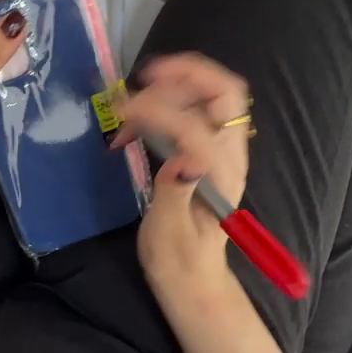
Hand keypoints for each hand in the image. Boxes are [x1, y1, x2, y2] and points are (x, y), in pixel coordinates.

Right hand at [118, 53, 251, 301]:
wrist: (194, 278)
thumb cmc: (178, 260)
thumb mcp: (169, 233)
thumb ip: (176, 192)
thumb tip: (183, 158)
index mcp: (220, 176)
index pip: (194, 126)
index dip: (158, 110)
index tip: (122, 112)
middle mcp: (229, 156)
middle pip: (223, 93)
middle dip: (186, 74)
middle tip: (143, 77)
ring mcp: (222, 153)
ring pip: (211, 97)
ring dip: (175, 85)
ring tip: (135, 98)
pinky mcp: (208, 153)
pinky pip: (198, 111)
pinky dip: (170, 102)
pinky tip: (139, 119)